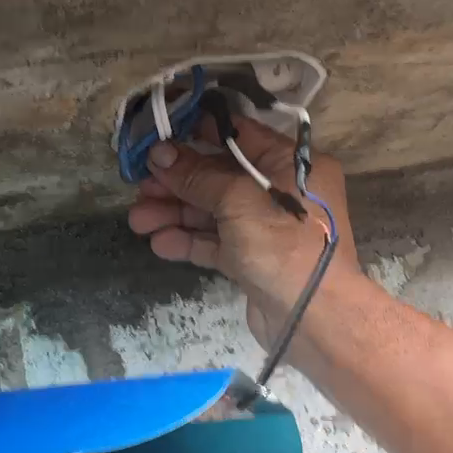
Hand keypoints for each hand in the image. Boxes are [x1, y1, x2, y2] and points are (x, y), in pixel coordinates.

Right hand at [127, 120, 361, 349]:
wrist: (314, 318)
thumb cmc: (284, 245)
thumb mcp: (239, 201)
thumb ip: (198, 176)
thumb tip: (161, 154)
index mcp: (291, 164)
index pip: (239, 136)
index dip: (196, 134)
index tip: (158, 138)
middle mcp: (280, 191)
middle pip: (220, 176)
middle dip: (177, 182)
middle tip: (139, 186)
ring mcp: (266, 227)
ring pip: (213, 212)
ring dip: (175, 213)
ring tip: (137, 220)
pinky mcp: (252, 259)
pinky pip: (216, 242)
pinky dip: (189, 241)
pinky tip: (159, 243)